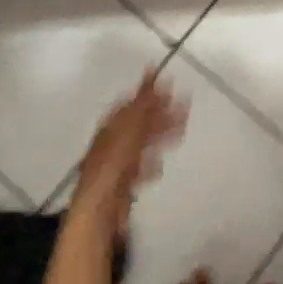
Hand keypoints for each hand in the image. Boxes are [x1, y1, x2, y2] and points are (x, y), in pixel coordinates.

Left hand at [74, 69, 188, 230]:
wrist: (99, 210)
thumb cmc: (112, 167)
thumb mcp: (128, 131)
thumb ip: (142, 105)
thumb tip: (152, 73)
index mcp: (111, 127)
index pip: (130, 103)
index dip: (146, 90)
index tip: (163, 77)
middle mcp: (113, 141)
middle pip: (139, 122)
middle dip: (160, 112)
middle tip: (183, 102)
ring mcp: (118, 162)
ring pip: (143, 142)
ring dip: (161, 133)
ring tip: (181, 128)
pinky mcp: (124, 182)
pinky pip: (141, 165)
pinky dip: (152, 160)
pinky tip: (158, 165)